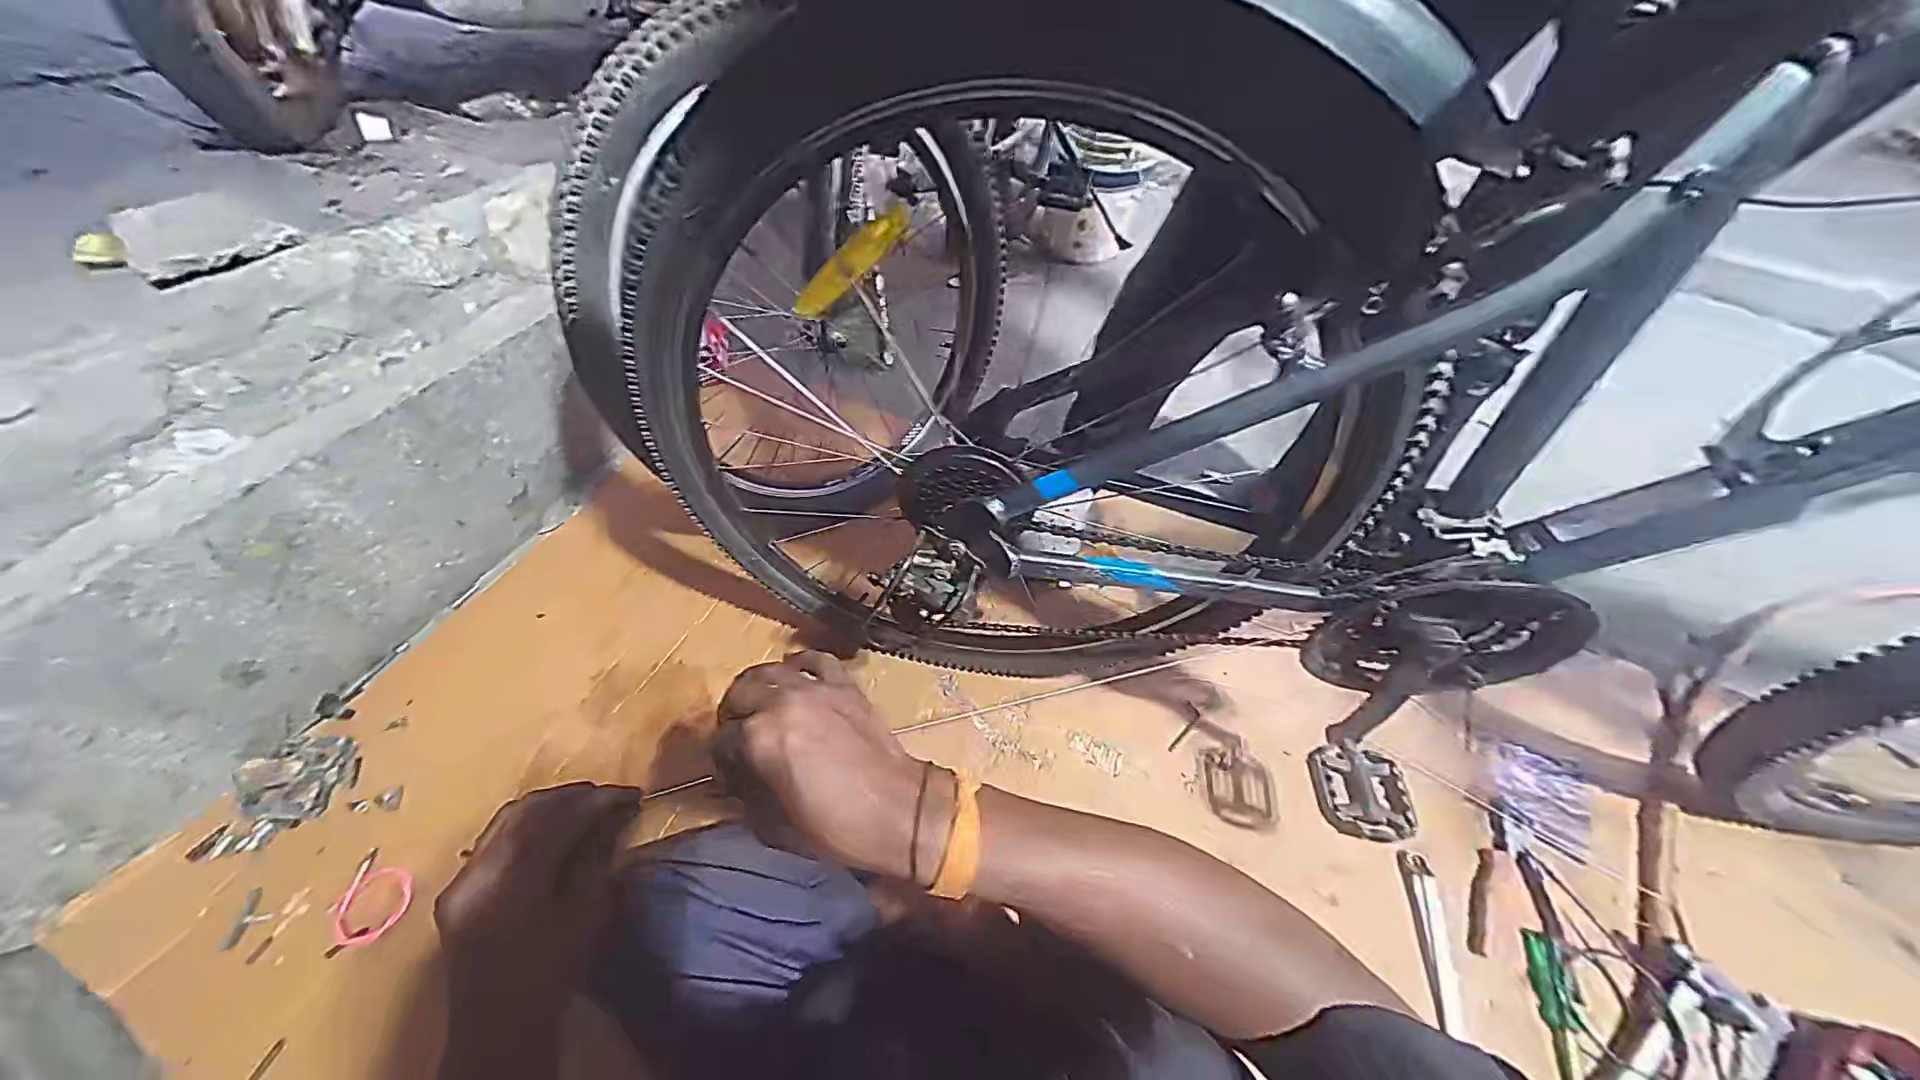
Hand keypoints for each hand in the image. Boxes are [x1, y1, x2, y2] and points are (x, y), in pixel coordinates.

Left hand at [434, 782, 641, 1010]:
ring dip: (550, 806)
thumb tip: (616, 812)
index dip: (597, 800)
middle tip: (611, 796)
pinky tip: (555, 828)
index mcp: (509, 884)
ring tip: (588, 806)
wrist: (498, 1026)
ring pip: (507, 819)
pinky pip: (495, 837)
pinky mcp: (457, 888)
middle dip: (573, 797)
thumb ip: (596, 855)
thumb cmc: (551, 972)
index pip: (555, 819)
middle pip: (526, 811)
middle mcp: (475, 874)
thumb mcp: (585, 912)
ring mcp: (460, 880)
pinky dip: (529, 823)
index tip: (631, 794)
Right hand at [714, 651, 924, 878]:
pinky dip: (802, 666)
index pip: (721, 740)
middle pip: (740, 695)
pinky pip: (816, 661)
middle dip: (734, 717)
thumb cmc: (835, 827)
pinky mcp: (845, 685)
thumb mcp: (774, 824)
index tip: (730, 773)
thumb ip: (747, 797)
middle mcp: (783, 703)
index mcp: (759, 738)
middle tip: (740, 738)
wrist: (898, 811)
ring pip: (771, 671)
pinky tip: (797, 679)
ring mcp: (817, 689)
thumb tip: (737, 784)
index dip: (722, 760)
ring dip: (759, 688)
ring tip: (761, 707)